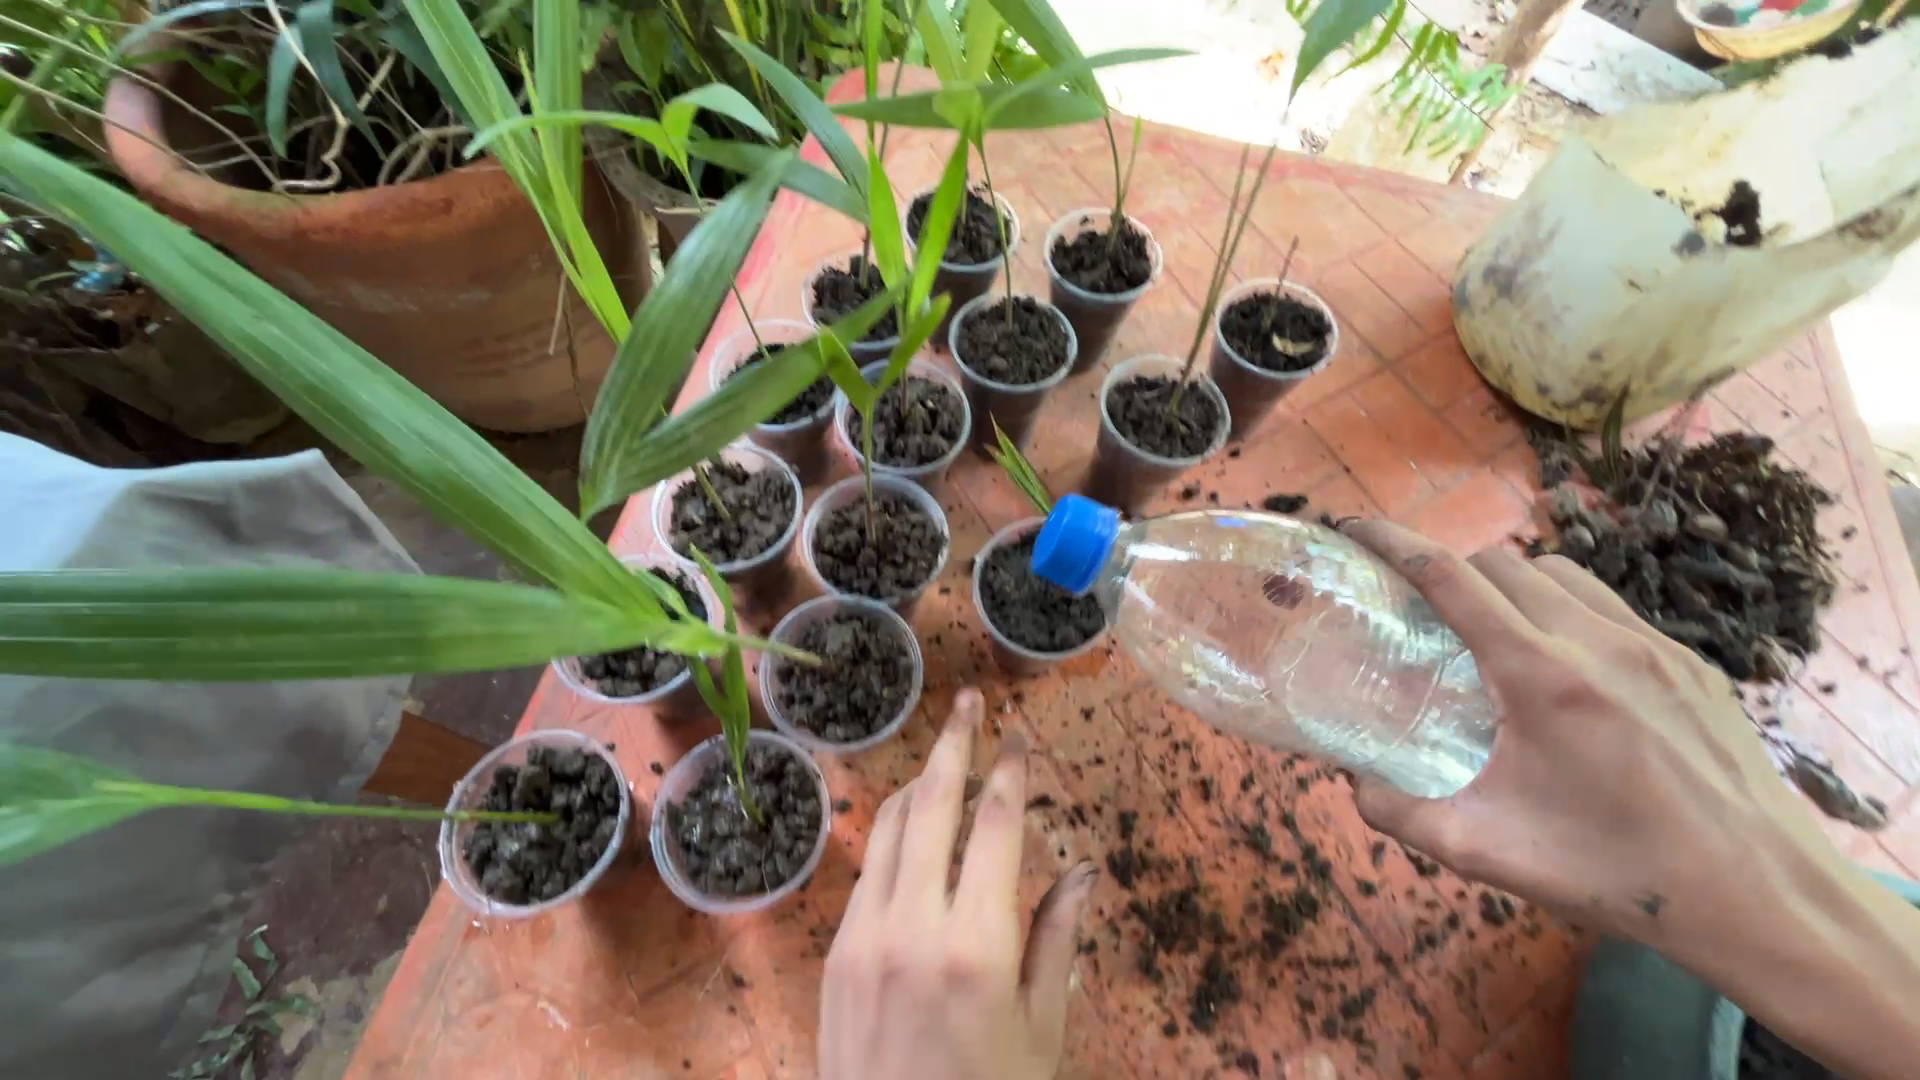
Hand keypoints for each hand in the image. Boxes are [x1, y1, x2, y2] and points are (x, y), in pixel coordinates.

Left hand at [820, 689, 1098, 1079]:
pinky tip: (916, 822)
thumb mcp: (1042, 1030)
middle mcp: (912, 923)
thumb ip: (1059, 940)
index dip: (1011, 772)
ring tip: (947, 753)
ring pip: (891, 825)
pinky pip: (870, 866)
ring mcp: (864, 933)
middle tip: (970, 700)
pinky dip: (895, 830)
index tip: (1019, 736)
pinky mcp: (836, 949)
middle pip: (933, 803)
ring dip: (921, 780)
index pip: (995, 827)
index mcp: (976, 945)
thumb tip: (1084, 869)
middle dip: (955, 742)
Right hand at [1341, 520, 1835, 946]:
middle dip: (1447, 568)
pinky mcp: (1692, 664)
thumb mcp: (1483, 850)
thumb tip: (1353, 782)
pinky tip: (1562, 665)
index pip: (1450, 577)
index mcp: (1539, 676)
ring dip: (1509, 582)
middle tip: (1419, 605)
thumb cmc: (1615, 872)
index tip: (1354, 528)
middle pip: (1501, 562)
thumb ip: (1398, 812)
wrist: (1768, 903)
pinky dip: (1563, 608)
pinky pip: (1608, 604)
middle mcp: (1597, 643)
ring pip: (1559, 571)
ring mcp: (1654, 647)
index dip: (1394, 542)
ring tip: (1490, 628)